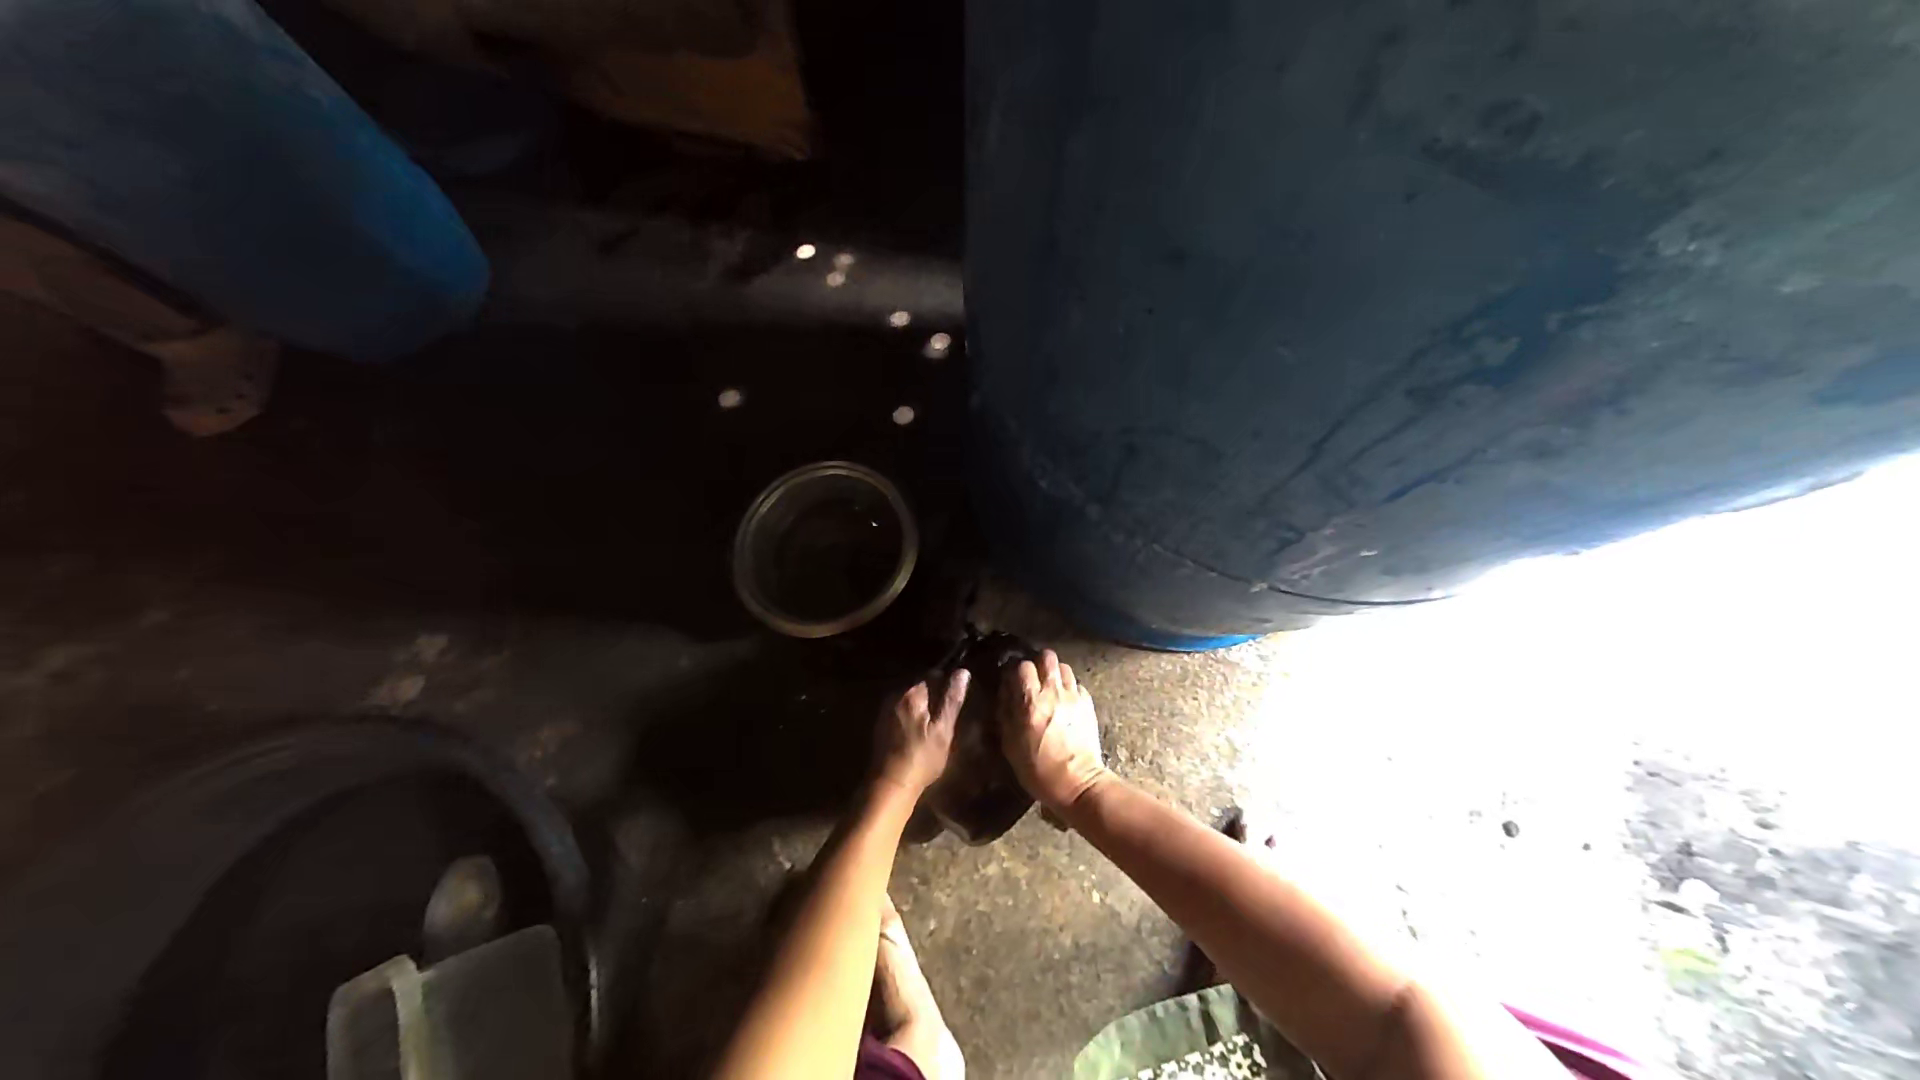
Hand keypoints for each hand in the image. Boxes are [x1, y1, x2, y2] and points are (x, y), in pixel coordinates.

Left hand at [873, 670, 969, 794]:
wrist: (890, 784)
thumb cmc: (922, 758)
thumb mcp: (943, 730)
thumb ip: (952, 699)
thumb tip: (962, 672)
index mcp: (912, 693)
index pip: (933, 673)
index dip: (946, 683)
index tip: (954, 698)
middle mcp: (895, 694)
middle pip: (919, 683)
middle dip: (933, 693)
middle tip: (945, 715)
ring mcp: (885, 707)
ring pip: (909, 695)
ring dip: (921, 704)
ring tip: (933, 723)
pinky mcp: (881, 720)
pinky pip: (900, 707)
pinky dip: (910, 712)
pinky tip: (917, 730)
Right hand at [1000, 649, 1108, 812]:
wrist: (1077, 784)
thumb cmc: (1037, 769)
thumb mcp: (1010, 744)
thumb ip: (1005, 712)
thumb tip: (1004, 690)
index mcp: (1030, 701)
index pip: (1023, 666)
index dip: (1016, 670)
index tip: (1013, 679)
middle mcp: (1053, 692)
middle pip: (1047, 657)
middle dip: (1038, 663)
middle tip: (1034, 677)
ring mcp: (1073, 697)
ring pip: (1064, 667)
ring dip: (1055, 673)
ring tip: (1050, 687)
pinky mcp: (1088, 705)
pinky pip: (1077, 685)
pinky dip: (1069, 688)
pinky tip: (1065, 702)